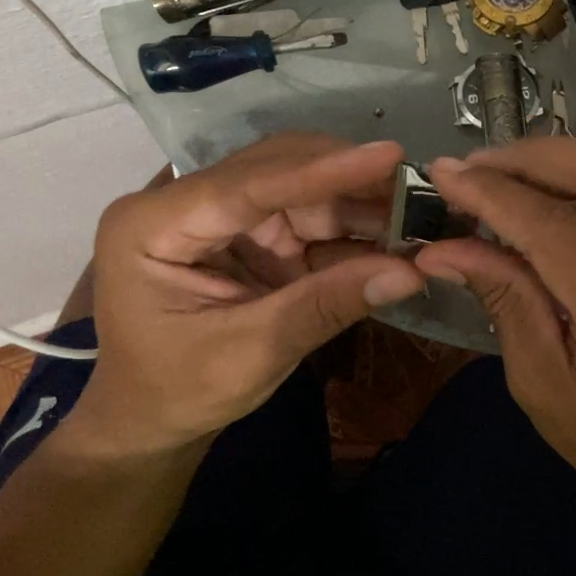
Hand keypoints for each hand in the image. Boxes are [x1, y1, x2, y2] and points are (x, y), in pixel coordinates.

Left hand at [77, 134, 425, 453]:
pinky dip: (359, 225)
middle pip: (280, 170)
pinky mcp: (257, 231)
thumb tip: (409, 272)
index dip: (324, 171)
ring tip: (422, 211)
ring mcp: (226, 215)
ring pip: (306, 187)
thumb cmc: (178, 391)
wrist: (152, 420)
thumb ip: (326, 306)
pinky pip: (316, 215)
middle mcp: (187, 204)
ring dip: (364, 200)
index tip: (389, 155)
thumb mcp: (251, 354)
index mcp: (153, 227)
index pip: (249, 186)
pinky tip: (400, 232)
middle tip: (421, 189)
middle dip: (351, 179)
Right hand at [414, 141, 575, 545]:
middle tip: (474, 168)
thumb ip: (503, 297)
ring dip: (560, 164)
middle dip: (534, 158)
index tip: (442, 174)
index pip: (557, 226)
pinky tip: (540, 199)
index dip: (495, 194)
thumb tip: (442, 244)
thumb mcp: (539, 378)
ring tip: (499, 177)